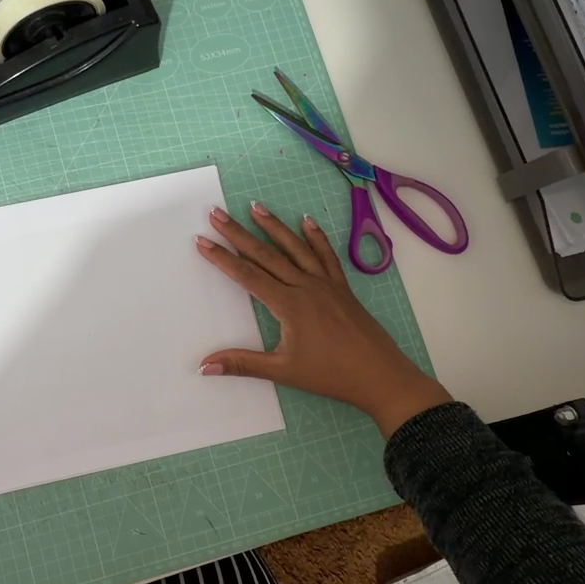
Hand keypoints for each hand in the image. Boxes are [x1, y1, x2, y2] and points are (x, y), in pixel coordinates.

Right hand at [196, 202, 450, 437]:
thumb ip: (242, 363)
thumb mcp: (283, 371)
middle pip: (266, 255)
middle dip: (238, 233)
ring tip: (255, 206)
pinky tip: (307, 221)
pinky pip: (326, 256)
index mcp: (289, 305)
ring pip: (295, 248)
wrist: (382, 376)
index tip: (202, 241)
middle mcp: (306, 287)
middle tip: (217, 213)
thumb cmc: (331, 375)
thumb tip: (204, 365)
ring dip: (274, 226)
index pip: (247, 276)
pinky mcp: (342, 288)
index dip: (222, 258)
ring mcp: (326, 284)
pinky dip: (316, 237)